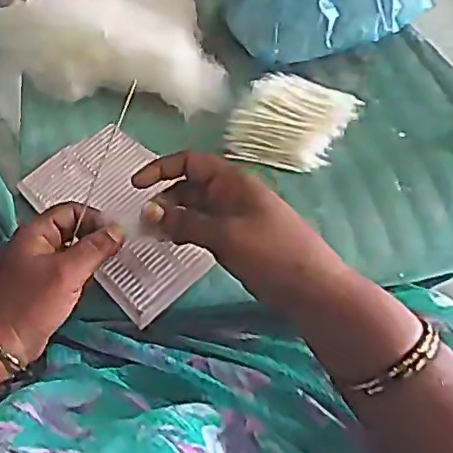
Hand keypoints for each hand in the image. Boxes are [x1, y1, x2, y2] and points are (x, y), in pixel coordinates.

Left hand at [0, 203, 123, 362]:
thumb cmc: (31, 303)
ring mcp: (36, 266)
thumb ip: (94, 249)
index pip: (70, 211)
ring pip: (70, 252)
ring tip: (110, 265)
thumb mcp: (67, 272)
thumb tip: (117, 230)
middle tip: (118, 250)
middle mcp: (34, 245)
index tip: (116, 235)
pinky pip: (65, 271)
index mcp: (34, 232)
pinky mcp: (41, 286)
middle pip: (71, 230)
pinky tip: (92, 282)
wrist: (4, 342)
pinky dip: (80, 273)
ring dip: (89, 257)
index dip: (94, 218)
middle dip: (94, 237)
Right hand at [131, 151, 355, 307]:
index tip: (136, 186)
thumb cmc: (273, 254)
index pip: (189, 161)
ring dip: (171, 217)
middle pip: (188, 185)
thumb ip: (184, 223)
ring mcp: (235, 217)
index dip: (160, 168)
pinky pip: (202, 227)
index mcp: (233, 181)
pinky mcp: (236, 239)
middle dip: (163, 197)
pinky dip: (184, 231)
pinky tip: (173, 244)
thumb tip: (149, 213)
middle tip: (143, 220)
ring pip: (194, 208)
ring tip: (153, 234)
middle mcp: (232, 194)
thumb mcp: (224, 236)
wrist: (315, 290)